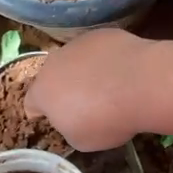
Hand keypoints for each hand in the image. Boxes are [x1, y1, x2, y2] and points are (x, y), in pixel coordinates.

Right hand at [25, 29, 155, 152]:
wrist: (141, 83)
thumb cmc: (106, 119)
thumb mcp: (81, 140)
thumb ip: (68, 127)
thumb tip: (72, 117)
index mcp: (42, 91)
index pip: (31, 103)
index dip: (42, 113)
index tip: (55, 119)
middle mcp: (54, 62)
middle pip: (53, 77)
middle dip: (64, 88)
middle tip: (85, 103)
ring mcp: (78, 43)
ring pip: (75, 60)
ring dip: (85, 71)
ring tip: (109, 85)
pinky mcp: (102, 33)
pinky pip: (98, 49)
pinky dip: (106, 58)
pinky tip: (123, 70)